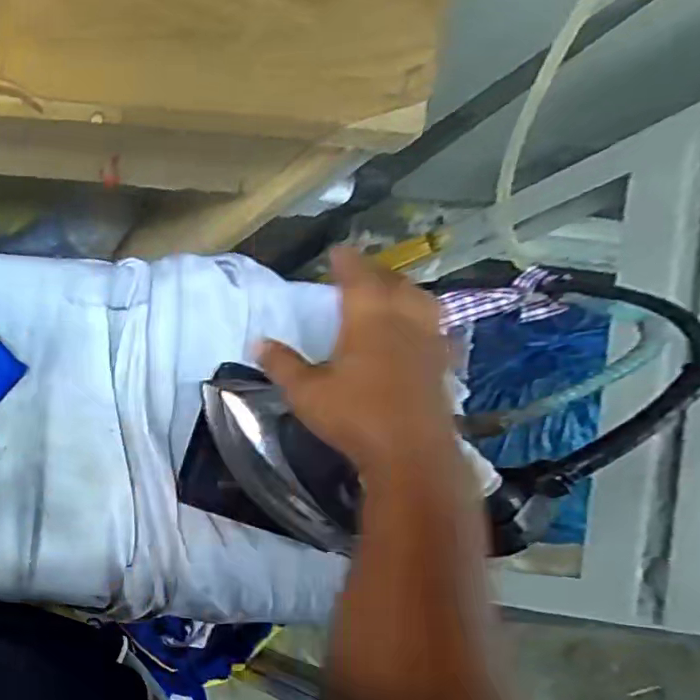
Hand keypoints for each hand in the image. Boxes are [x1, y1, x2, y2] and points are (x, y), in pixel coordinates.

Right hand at [257, 247, 455, 472]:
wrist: (408, 449)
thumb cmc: (352, 415)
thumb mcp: (304, 391)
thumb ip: (283, 364)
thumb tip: (259, 341)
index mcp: (368, 322)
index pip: (358, 281)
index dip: (347, 263)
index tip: (338, 250)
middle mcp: (403, 322)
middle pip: (393, 285)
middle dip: (376, 272)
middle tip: (359, 268)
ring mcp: (428, 341)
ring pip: (420, 300)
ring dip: (403, 289)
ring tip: (390, 289)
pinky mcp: (440, 361)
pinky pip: (433, 325)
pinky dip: (421, 316)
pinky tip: (417, 326)